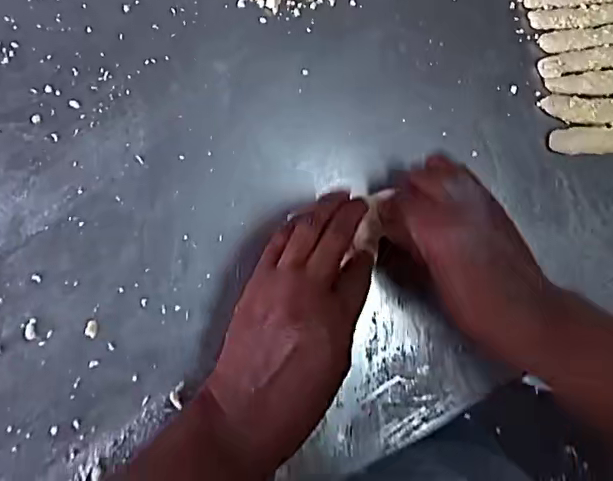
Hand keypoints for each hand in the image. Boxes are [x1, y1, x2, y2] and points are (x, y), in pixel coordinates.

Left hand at [199, 192, 374, 474]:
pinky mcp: (257, 280)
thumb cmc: (293, 400)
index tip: (371, 239)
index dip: (367, 250)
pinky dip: (293, 223)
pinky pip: (277, 240)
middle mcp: (308, 291)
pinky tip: (302, 217)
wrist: (242, 414)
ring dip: (323, 209)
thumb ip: (348, 313)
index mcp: (334, 317)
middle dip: (350, 215)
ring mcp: (279, 281)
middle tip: (359, 203)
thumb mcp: (338, 362)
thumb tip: (353, 278)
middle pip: (335, 237)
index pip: (359, 269)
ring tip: (336, 198)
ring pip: (306, 229)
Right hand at [380, 155, 567, 365]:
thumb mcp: (436, 283)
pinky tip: (446, 198)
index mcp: (436, 228)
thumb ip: (414, 247)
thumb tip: (398, 230)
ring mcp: (476, 198)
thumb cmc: (480, 310)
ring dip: (426, 178)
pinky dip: (448, 179)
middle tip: (398, 208)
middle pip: (416, 175)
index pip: (398, 200)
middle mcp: (455, 205)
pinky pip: (462, 175)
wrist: (528, 312)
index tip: (382, 216)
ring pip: (439, 167)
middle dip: (403, 189)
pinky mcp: (491, 200)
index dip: (386, 207)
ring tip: (421, 198)